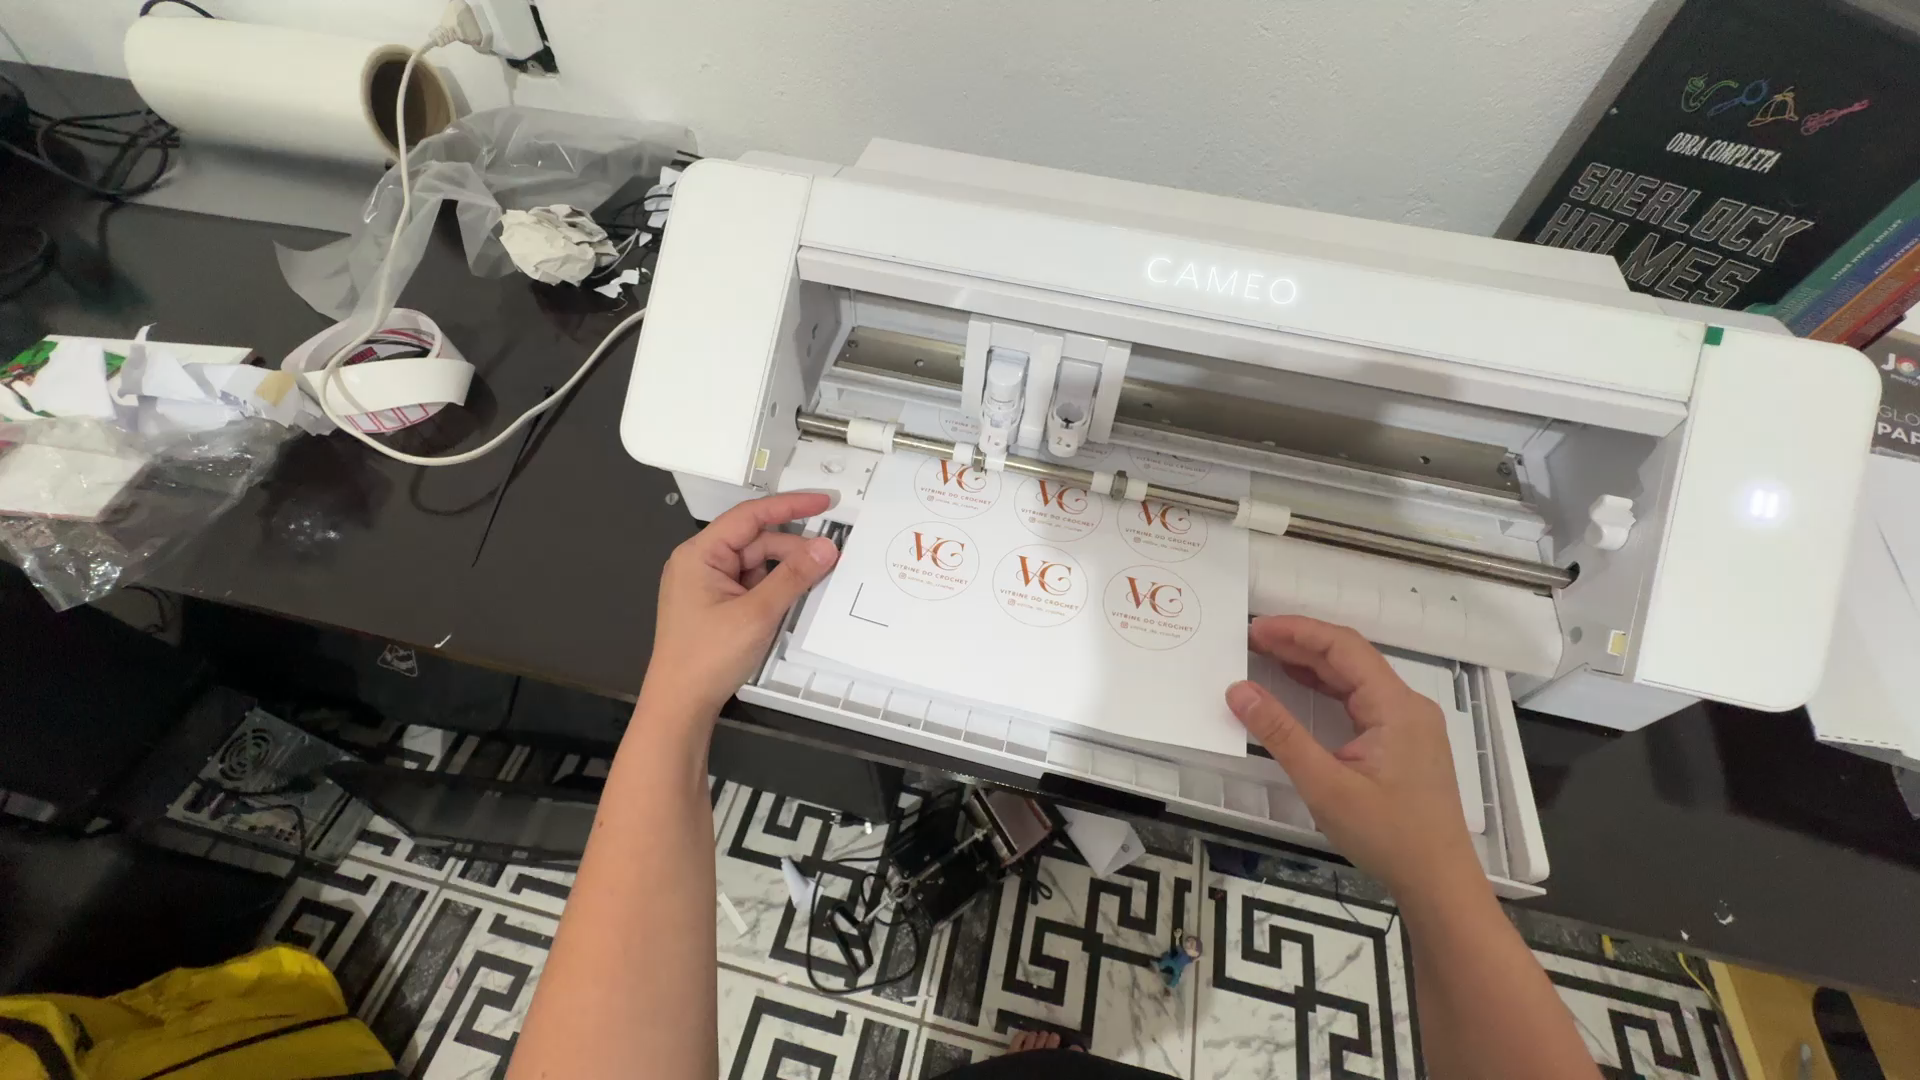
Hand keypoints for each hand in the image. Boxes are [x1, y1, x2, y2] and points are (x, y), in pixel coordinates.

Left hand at [641, 492, 839, 724]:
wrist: (680, 705)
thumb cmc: (709, 656)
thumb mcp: (757, 613)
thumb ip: (794, 576)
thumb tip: (828, 546)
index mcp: (700, 554)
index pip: (750, 515)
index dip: (790, 506)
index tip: (825, 502)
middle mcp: (701, 562)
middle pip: (757, 541)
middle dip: (794, 548)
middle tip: (832, 557)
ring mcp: (708, 585)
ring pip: (758, 563)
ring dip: (787, 569)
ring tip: (820, 578)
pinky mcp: (717, 604)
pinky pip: (753, 583)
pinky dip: (776, 586)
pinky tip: (798, 595)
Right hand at [1225, 615, 1480, 897]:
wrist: (1439, 885)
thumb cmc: (1387, 835)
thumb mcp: (1325, 785)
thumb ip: (1280, 733)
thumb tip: (1237, 690)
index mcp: (1396, 707)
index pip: (1344, 647)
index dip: (1297, 631)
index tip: (1255, 628)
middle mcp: (1405, 706)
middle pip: (1348, 657)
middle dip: (1298, 643)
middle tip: (1248, 640)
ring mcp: (1405, 723)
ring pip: (1351, 677)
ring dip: (1308, 663)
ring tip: (1262, 655)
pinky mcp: (1400, 741)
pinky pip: (1356, 699)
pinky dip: (1321, 687)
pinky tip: (1294, 685)